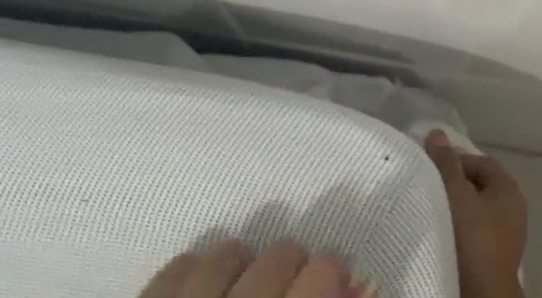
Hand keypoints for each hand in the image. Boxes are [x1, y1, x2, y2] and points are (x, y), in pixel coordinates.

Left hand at [137, 239, 372, 297]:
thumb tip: (367, 285)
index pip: (322, 274)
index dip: (334, 271)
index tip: (336, 275)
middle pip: (279, 258)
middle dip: (293, 265)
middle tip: (294, 281)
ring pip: (226, 256)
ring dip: (244, 265)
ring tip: (248, 283)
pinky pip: (174, 269)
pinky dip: (194, 268)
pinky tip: (204, 278)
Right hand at [425, 130, 527, 297]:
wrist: (484, 291)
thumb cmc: (473, 236)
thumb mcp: (456, 194)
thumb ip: (446, 163)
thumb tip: (437, 132)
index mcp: (509, 188)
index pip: (480, 161)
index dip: (456, 160)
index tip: (433, 167)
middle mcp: (514, 208)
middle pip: (479, 184)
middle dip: (455, 183)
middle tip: (431, 186)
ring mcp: (508, 233)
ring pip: (477, 209)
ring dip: (457, 206)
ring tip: (434, 208)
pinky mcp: (497, 254)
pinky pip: (477, 230)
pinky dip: (461, 226)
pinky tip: (445, 231)